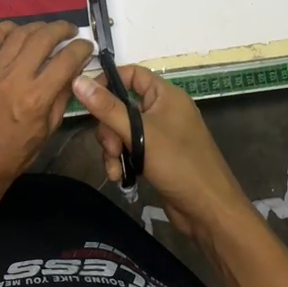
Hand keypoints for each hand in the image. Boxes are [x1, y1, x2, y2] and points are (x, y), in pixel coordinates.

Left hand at [0, 21, 92, 189]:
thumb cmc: (16, 151)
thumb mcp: (49, 129)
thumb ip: (62, 95)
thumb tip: (75, 69)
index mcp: (37, 97)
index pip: (66, 60)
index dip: (82, 48)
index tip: (87, 46)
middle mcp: (15, 77)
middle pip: (43, 37)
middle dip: (62, 29)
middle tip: (70, 31)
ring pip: (19, 32)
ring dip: (38, 27)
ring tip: (47, 31)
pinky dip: (7, 28)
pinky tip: (18, 32)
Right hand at [73, 64, 246, 217]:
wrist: (210, 212)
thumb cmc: (179, 164)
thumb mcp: (139, 134)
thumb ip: (107, 107)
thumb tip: (78, 80)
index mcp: (166, 95)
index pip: (132, 74)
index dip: (108, 82)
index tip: (88, 98)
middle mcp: (164, 110)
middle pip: (122, 105)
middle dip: (110, 129)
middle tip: (111, 147)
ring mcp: (162, 135)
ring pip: (123, 129)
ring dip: (113, 148)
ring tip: (115, 168)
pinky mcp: (159, 156)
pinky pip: (132, 148)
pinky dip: (123, 159)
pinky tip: (120, 176)